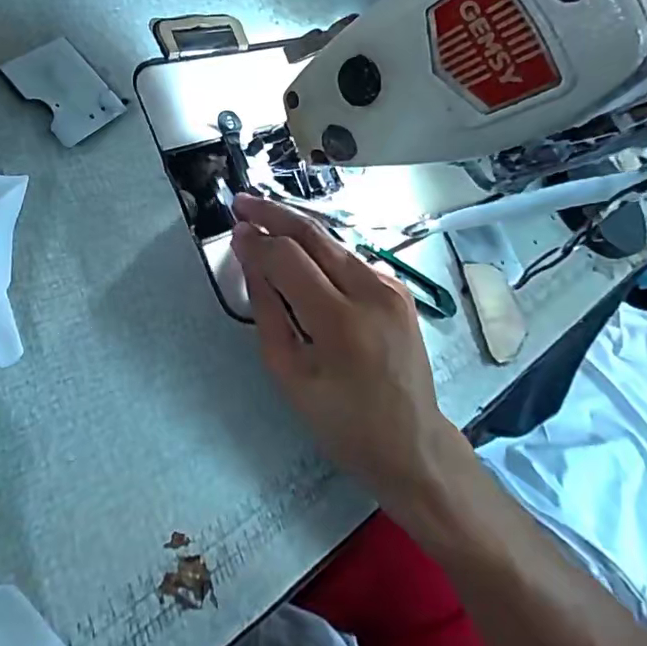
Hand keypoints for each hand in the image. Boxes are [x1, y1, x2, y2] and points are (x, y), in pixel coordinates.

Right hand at [229, 194, 463, 500]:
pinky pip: (350, 259)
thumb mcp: (288, 373)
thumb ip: (266, 310)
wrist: (411, 444)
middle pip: (315, 235)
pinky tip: (301, 252)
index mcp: (341, 322)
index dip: (257, 240)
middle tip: (242, 201)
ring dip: (297, 227)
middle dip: (274, 213)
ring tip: (264, 219)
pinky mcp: (398, 288)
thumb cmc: (341, 422)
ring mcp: (390, 287)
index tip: (235, 230)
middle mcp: (372, 292)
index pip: (288, 258)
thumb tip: (250, 259)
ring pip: (334, 242)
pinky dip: (322, 251)